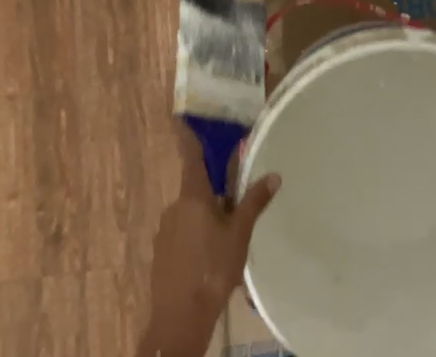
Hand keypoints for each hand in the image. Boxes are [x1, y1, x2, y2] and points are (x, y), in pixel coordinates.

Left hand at [141, 126, 280, 349]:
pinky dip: (197, 236)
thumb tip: (273, 174)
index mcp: (192, 197)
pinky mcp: (162, 253)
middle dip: (214, 191)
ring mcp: (165, 232)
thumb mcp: (240, 234)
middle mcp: (174, 208)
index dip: (187, 138)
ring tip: (229, 237)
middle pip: (196, 189)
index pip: (191, 158)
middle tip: (235, 202)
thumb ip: (254, 202)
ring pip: (190, 213)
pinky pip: (183, 233)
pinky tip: (211, 256)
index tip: (179, 118)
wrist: (179, 317)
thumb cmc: (212, 268)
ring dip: (207, 216)